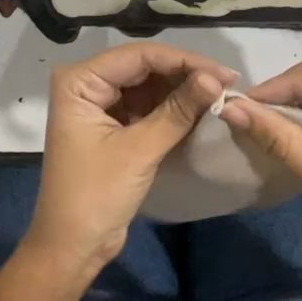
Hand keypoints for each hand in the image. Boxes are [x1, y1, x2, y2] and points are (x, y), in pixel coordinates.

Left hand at [26, 43, 234, 281]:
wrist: (72, 244)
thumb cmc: (96, 194)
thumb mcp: (140, 150)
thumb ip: (177, 111)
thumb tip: (216, 79)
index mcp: (79, 81)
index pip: (138, 56)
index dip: (183, 61)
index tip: (225, 74)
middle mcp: (85, 84)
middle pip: (143, 67)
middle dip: (184, 74)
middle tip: (229, 84)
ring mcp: (97, 105)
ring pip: (146, 86)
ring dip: (180, 91)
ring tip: (221, 95)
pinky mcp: (110, 126)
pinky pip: (144, 106)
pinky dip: (170, 109)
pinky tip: (200, 110)